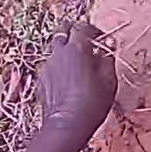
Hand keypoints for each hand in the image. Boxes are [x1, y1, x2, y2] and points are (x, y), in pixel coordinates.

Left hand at [37, 21, 117, 148]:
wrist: (67, 125)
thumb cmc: (92, 103)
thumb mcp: (109, 80)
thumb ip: (108, 58)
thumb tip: (109, 45)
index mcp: (77, 48)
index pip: (83, 26)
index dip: (93, 29)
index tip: (102, 38)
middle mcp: (59, 52)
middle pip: (63, 29)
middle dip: (74, 31)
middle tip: (86, 41)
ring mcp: (47, 65)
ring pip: (55, 47)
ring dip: (66, 49)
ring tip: (78, 63)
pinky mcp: (41, 79)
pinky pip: (51, 65)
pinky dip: (60, 66)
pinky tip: (69, 79)